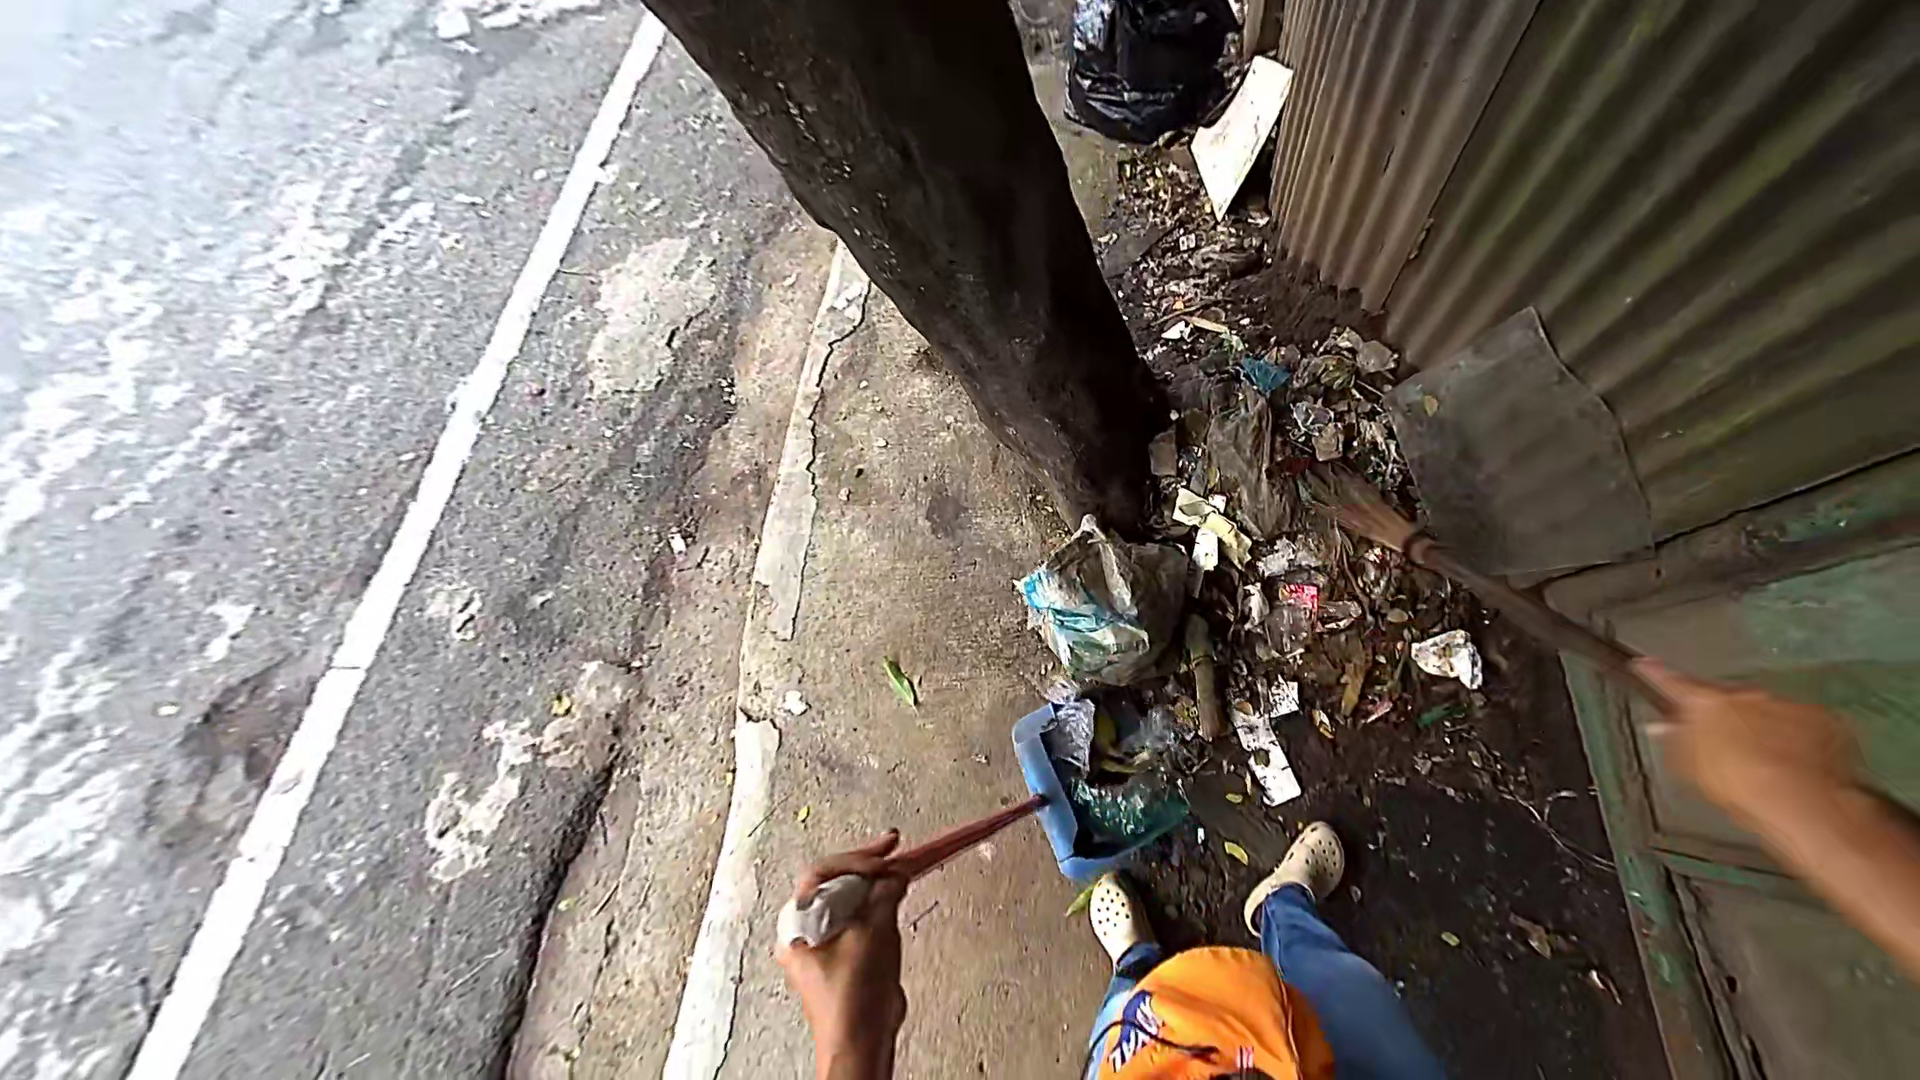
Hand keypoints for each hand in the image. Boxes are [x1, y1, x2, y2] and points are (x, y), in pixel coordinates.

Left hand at [776, 831, 908, 1079]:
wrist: (860, 1047)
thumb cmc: (853, 1000)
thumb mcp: (873, 931)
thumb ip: (885, 893)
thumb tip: (895, 872)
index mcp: (798, 924)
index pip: (824, 872)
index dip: (857, 860)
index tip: (885, 856)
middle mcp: (804, 932)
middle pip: (836, 882)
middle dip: (868, 868)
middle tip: (892, 849)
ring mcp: (822, 944)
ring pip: (848, 899)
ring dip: (874, 887)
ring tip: (895, 875)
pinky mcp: (841, 956)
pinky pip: (857, 919)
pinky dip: (876, 908)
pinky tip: (891, 904)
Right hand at [1635, 659, 1860, 827]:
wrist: (1801, 802)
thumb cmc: (1732, 781)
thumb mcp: (1684, 762)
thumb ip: (1672, 737)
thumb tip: (1664, 728)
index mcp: (1702, 701)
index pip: (1669, 680)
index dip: (1654, 672)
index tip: (1644, 664)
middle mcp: (1743, 696)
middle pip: (1724, 698)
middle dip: (1721, 712)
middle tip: (1720, 737)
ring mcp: (1787, 707)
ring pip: (1764, 709)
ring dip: (1759, 723)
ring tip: (1761, 753)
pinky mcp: (1826, 722)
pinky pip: (1800, 722)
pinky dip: (1793, 733)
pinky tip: (1791, 756)